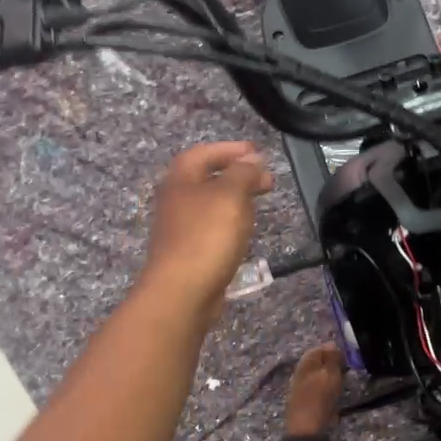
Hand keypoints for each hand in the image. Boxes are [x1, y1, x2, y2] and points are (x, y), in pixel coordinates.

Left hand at [143, 142, 273, 312]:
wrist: (182, 291)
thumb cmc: (207, 236)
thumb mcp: (231, 195)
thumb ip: (243, 173)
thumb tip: (253, 161)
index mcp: (181, 179)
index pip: (205, 153)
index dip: (231, 150)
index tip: (259, 153)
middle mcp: (175, 199)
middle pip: (206, 178)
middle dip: (236, 174)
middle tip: (265, 180)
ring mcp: (179, 227)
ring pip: (209, 203)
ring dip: (233, 198)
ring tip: (258, 203)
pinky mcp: (188, 251)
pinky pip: (210, 227)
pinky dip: (229, 222)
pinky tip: (243, 231)